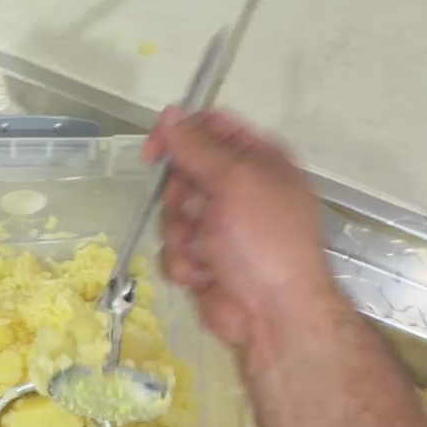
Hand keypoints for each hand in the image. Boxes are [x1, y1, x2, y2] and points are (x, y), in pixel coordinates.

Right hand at [146, 108, 337, 359]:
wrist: (272, 312)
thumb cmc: (265, 241)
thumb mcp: (234, 180)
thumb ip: (198, 147)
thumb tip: (171, 114)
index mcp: (256, 160)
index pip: (209, 129)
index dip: (179, 136)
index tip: (154, 151)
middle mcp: (236, 191)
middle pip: (182, 177)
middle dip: (181, 200)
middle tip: (198, 214)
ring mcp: (218, 230)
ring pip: (172, 219)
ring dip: (181, 239)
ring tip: (205, 254)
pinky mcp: (202, 263)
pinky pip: (173, 254)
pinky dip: (184, 267)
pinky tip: (204, 277)